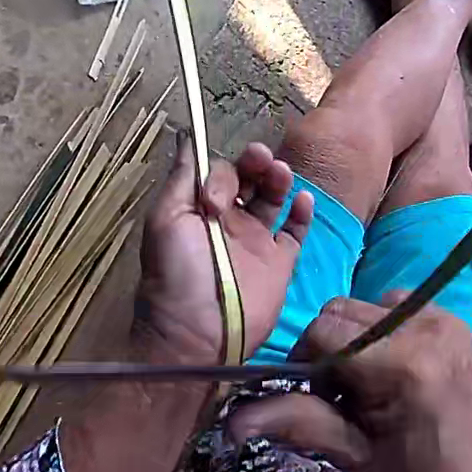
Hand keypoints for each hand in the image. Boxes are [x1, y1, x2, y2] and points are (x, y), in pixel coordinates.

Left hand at [134, 138, 312, 364]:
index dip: (225, 172)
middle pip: (251, 180)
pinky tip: (304, 200)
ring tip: (281, 174)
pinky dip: (304, 212)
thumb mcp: (166, 220)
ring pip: (274, 199)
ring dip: (279, 180)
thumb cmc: (177, 274)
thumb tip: (185, 137)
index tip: (220, 191)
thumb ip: (182, 180)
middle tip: (263, 158)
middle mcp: (230, 221)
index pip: (221, 174)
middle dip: (258, 163)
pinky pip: (296, 230)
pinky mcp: (281, 262)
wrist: (199, 334)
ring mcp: (258, 241)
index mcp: (201, 211)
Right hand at [225, 294, 471, 471]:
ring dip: (354, 337)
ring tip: (370, 382)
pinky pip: (396, 305)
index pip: (324, 331)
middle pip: (342, 311)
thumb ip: (297, 423)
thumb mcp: (355, 454)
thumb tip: (233, 421)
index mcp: (402, 363)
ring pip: (365, 305)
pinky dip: (382, 329)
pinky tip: (394, 366)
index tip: (314, 395)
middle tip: (342, 395)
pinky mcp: (453, 317)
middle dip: (328, 348)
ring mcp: (444, 317)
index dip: (305, 360)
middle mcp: (425, 327)